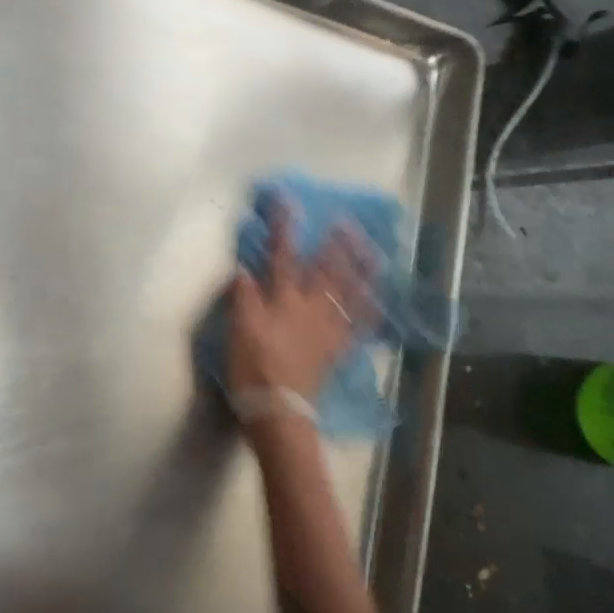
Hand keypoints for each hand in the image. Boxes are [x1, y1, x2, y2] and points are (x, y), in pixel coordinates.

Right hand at [225, 210, 377, 401]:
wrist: (278, 409)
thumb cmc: (253, 368)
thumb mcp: (238, 330)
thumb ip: (243, 298)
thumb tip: (245, 269)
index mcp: (282, 301)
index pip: (283, 257)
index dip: (285, 229)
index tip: (289, 203)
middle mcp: (310, 309)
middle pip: (326, 271)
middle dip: (335, 245)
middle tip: (347, 222)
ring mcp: (328, 329)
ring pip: (349, 294)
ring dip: (361, 271)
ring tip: (373, 252)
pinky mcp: (336, 348)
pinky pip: (359, 324)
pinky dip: (368, 308)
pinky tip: (375, 297)